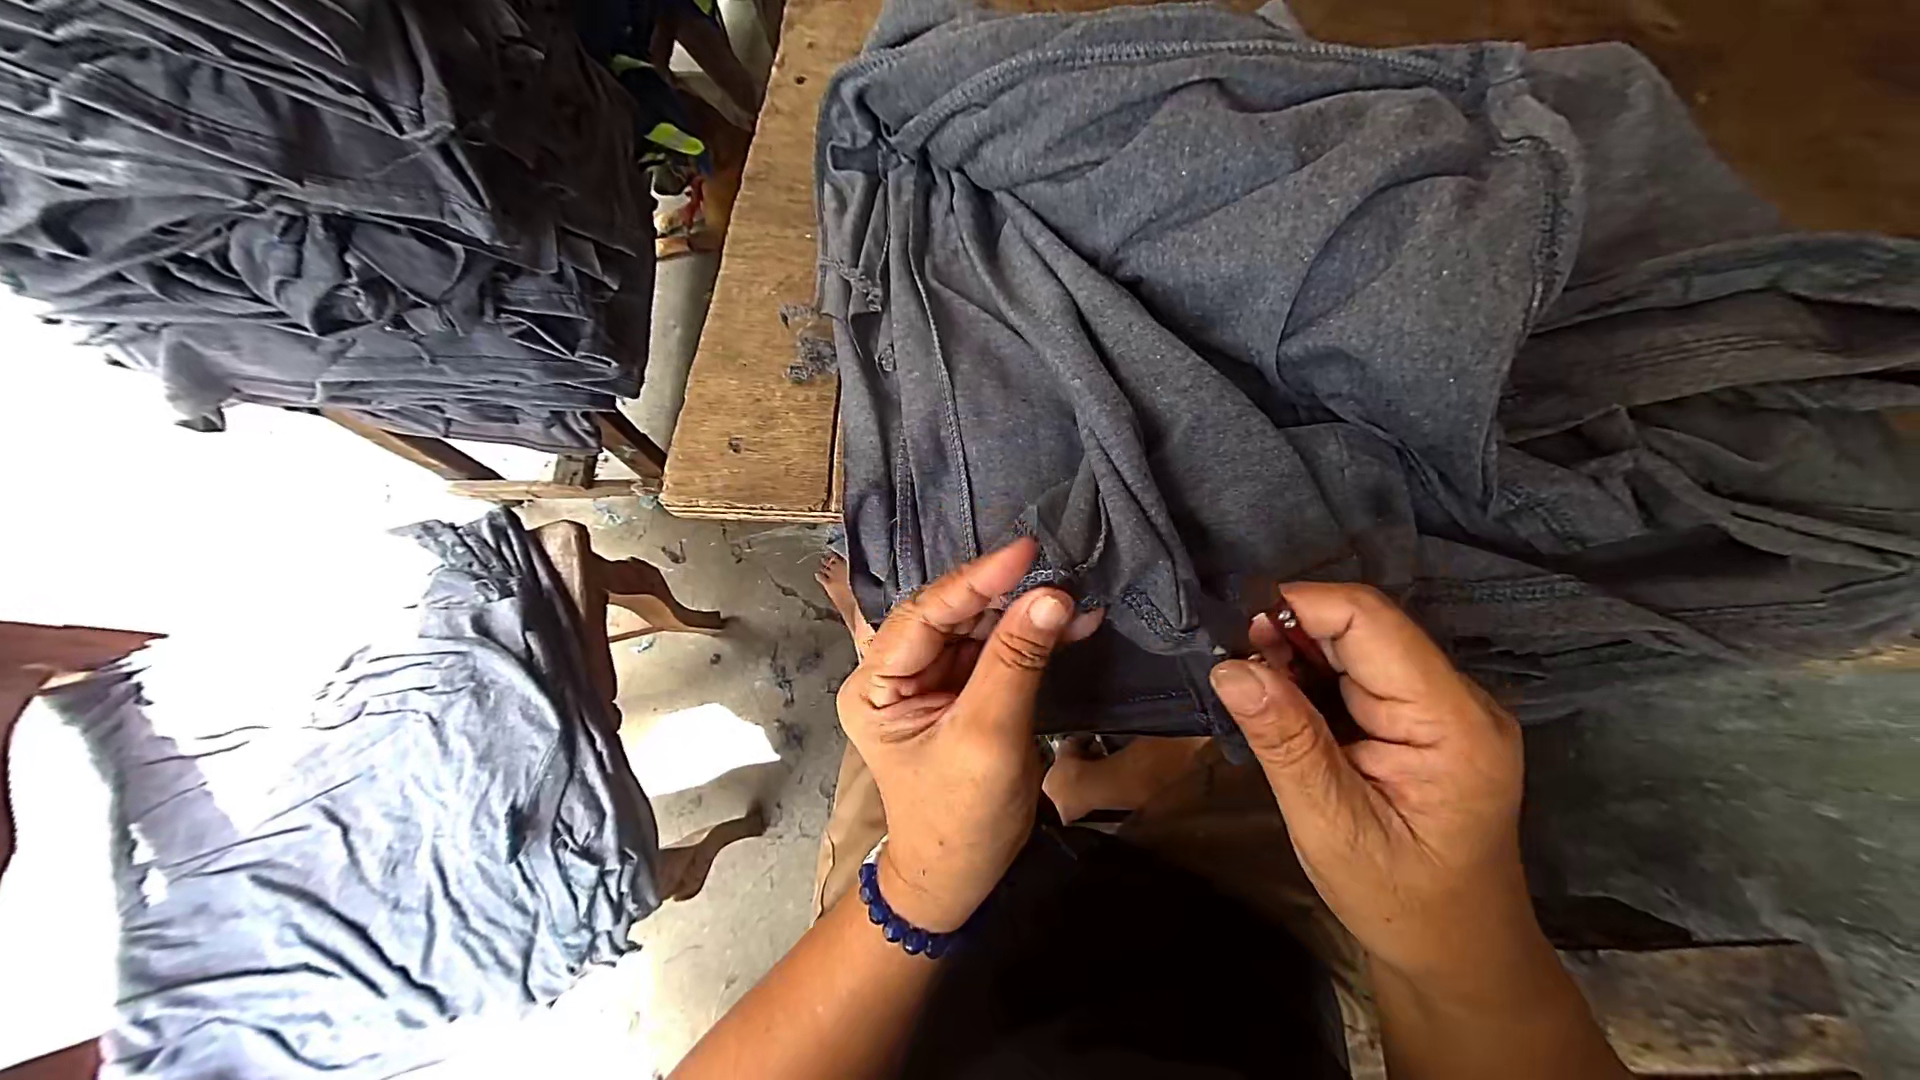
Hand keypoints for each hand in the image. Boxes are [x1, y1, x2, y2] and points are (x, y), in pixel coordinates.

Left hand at [835, 538, 1102, 931]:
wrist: (964, 877)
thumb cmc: (960, 819)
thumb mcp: (987, 739)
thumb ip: (1016, 663)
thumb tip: (1052, 598)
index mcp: (875, 684)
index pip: (924, 616)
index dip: (974, 581)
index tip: (1023, 552)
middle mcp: (896, 672)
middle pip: (951, 615)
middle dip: (1004, 596)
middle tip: (1055, 575)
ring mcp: (931, 678)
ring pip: (979, 626)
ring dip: (1025, 613)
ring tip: (1072, 601)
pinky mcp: (964, 687)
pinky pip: (998, 649)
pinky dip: (1033, 637)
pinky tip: (1071, 625)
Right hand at [1207, 584, 1531, 984]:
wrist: (1456, 950)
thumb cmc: (1400, 901)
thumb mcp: (1330, 827)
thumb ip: (1285, 742)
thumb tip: (1229, 667)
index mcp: (1450, 722)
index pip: (1369, 620)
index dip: (1298, 606)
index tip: (1235, 630)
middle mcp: (1454, 697)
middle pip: (1361, 625)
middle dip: (1287, 632)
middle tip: (1233, 666)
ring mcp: (1439, 704)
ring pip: (1351, 642)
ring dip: (1291, 653)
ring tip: (1250, 686)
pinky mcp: (1417, 714)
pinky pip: (1353, 668)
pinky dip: (1304, 673)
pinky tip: (1278, 699)